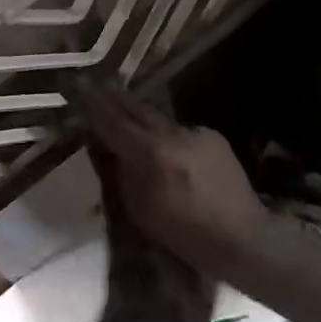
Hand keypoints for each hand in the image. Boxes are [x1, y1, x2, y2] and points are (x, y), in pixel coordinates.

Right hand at [68, 77, 270, 270]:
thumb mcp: (141, 210)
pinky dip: (169, 139)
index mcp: (151, 153)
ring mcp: (196, 132)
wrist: (244, 238)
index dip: (91, 103)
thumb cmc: (185, 235)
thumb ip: (121, 173)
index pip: (113, 121)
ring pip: (160, 120)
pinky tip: (170, 155)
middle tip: (94, 84)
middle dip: (113, 97)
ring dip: (142, 120)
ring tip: (128, 121)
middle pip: (136, 108)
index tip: (76, 85)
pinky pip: (182, 133)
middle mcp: (173, 133)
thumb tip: (108, 147)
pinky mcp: (212, 136)